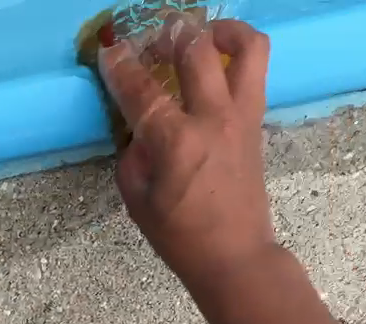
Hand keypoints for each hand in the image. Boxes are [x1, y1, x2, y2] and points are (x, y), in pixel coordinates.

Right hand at [97, 18, 275, 285]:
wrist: (231, 251)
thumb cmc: (176, 234)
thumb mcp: (137, 199)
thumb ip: (135, 155)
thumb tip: (139, 128)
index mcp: (176, 142)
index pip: (143, 92)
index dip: (121, 68)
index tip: (109, 49)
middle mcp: (212, 118)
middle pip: (196, 51)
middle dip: (170, 36)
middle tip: (153, 40)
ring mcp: (241, 114)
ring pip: (244, 45)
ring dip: (218, 30)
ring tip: (198, 36)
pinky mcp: (256, 117)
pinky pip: (253, 68)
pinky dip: (236, 53)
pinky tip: (215, 64)